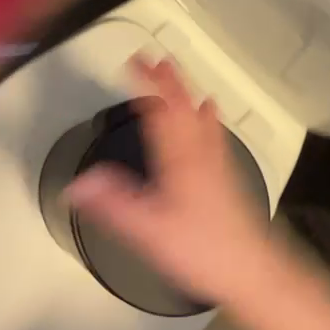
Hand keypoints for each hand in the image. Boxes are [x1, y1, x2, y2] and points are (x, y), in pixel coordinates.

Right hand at [66, 57, 279, 306]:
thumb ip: (112, 204)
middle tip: (153, 58)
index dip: (146, 83)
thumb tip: (77, 184)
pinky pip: (214, 132)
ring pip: (199, 114)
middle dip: (166, 78)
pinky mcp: (226, 175)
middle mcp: (200, 153)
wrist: (251, 271)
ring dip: (186, 89)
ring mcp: (216, 162)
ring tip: (176, 71)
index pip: (160, 109)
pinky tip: (211, 109)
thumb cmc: (203, 250)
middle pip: (183, 105)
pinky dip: (208, 114)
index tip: (133, 62)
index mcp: (179, 159)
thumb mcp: (148, 230)